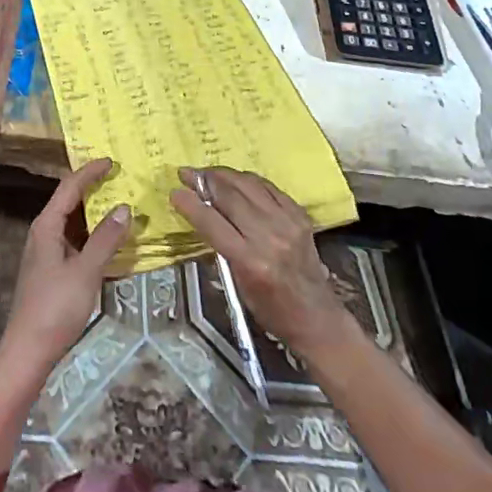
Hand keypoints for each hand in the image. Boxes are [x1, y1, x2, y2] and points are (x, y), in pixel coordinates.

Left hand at [0, 159, 131, 373]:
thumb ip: (105, 240)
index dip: (89, 172)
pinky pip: (75, 243)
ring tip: (122, 206)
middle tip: (120, 179)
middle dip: (92, 189)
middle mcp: (43, 234)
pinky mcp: (53, 271)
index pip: (68, 188)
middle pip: (68, 202)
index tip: (111, 161)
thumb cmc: (55, 306)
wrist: (30, 348)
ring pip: (73, 224)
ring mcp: (47, 253)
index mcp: (46, 227)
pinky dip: (93, 237)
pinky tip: (111, 243)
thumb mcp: (85, 272)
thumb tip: (124, 208)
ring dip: (95, 215)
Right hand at [169, 168, 352, 352]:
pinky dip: (249, 181)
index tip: (174, 192)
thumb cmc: (270, 308)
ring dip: (224, 175)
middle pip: (229, 195)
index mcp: (250, 260)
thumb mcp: (236, 281)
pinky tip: (237, 181)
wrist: (317, 318)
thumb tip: (200, 212)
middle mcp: (270, 236)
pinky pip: (269, 187)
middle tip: (186, 173)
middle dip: (203, 180)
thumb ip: (220, 244)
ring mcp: (288, 223)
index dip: (189, 203)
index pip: (211, 221)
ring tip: (207, 173)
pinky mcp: (301, 217)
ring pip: (249, 184)